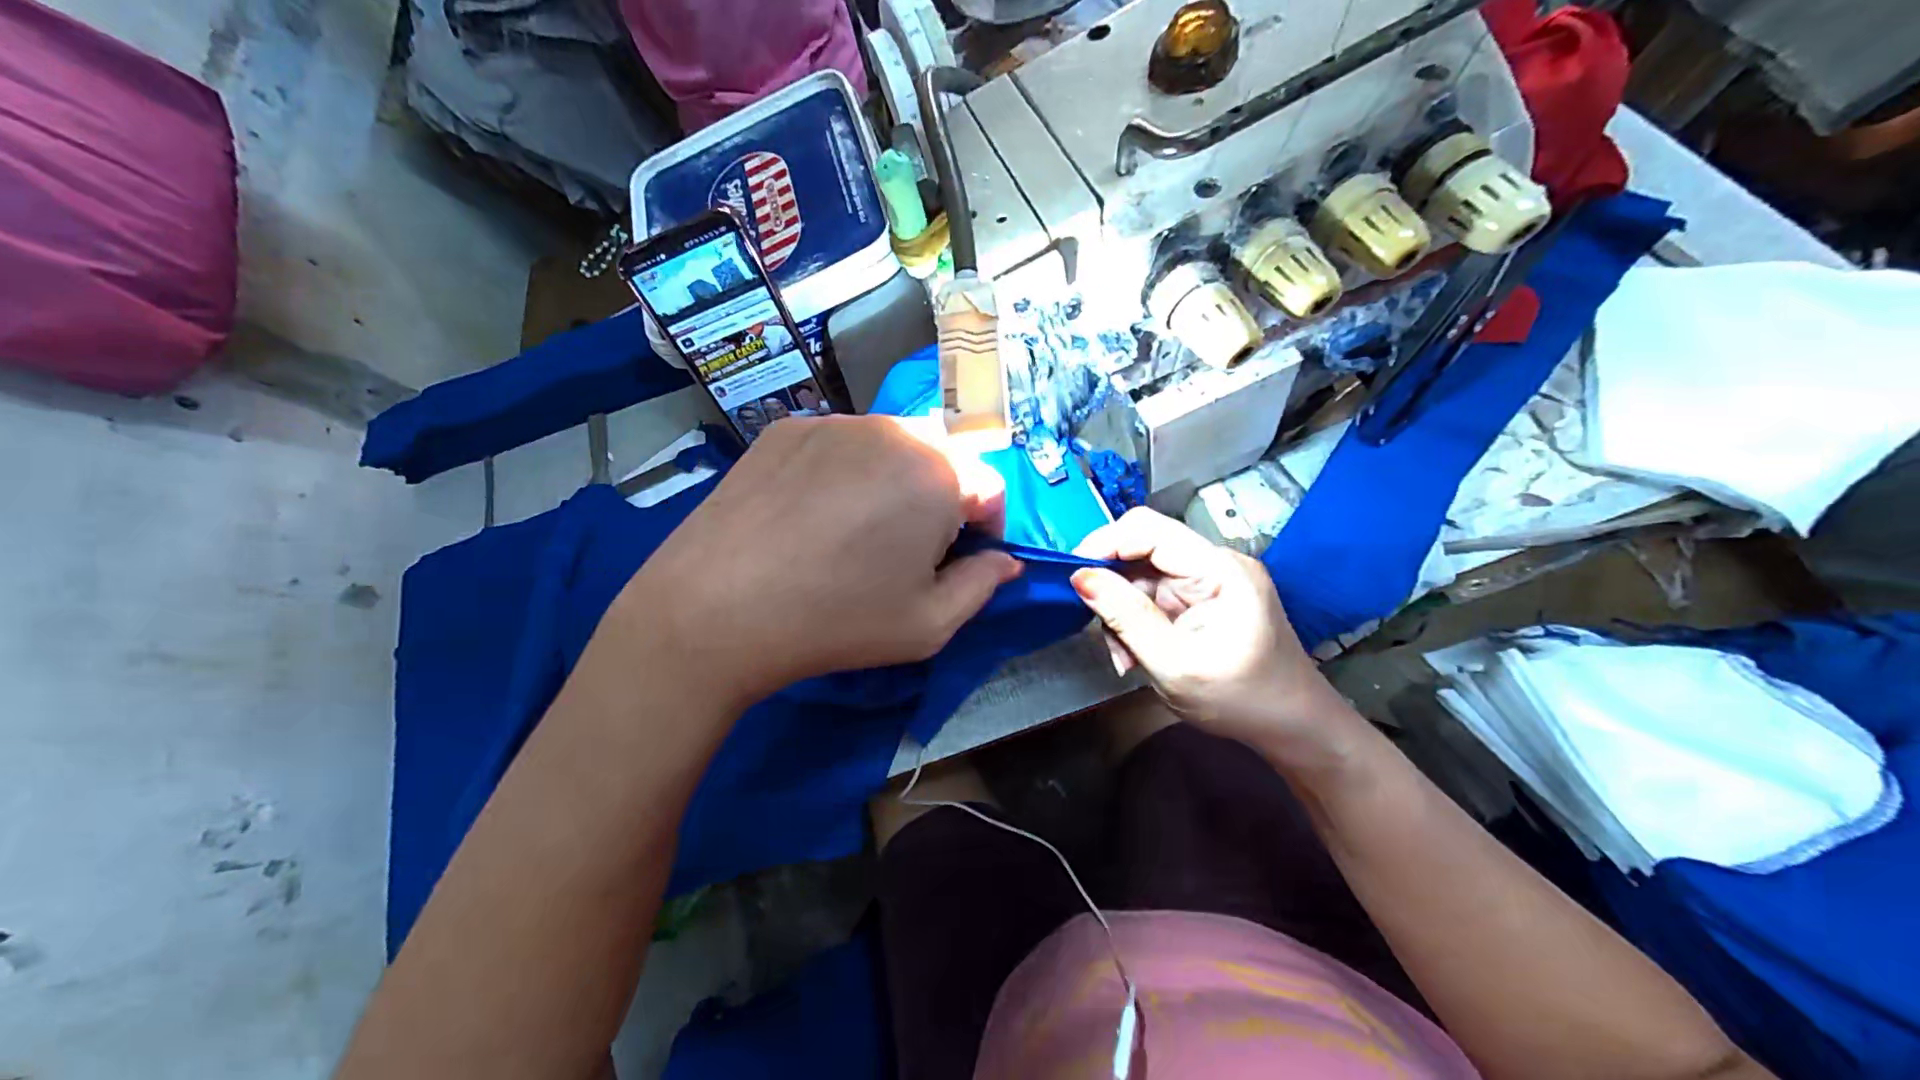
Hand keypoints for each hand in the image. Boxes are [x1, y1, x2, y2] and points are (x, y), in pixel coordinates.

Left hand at [617, 415, 1021, 707]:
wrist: (716, 607)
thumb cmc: (837, 620)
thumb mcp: (929, 625)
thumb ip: (982, 587)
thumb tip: (1005, 561)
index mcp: (938, 474)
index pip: (989, 486)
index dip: (983, 529)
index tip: (955, 562)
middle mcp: (894, 431)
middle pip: (942, 459)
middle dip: (940, 499)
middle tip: (904, 548)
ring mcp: (835, 424)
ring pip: (890, 446)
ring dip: (892, 481)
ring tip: (854, 530)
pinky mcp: (787, 428)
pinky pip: (839, 444)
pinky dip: (843, 472)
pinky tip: (810, 515)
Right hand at [1069, 508, 1366, 770]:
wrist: (1292, 727)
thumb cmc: (1242, 701)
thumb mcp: (1174, 664)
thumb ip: (1126, 617)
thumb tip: (1080, 577)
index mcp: (1219, 569)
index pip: (1148, 529)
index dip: (1104, 543)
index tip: (1072, 575)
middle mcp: (1215, 563)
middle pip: (1142, 552)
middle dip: (1113, 589)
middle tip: (1104, 631)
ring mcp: (1210, 581)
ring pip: (1142, 577)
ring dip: (1123, 613)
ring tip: (1126, 657)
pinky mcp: (1203, 598)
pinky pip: (1154, 597)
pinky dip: (1137, 622)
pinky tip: (1138, 654)